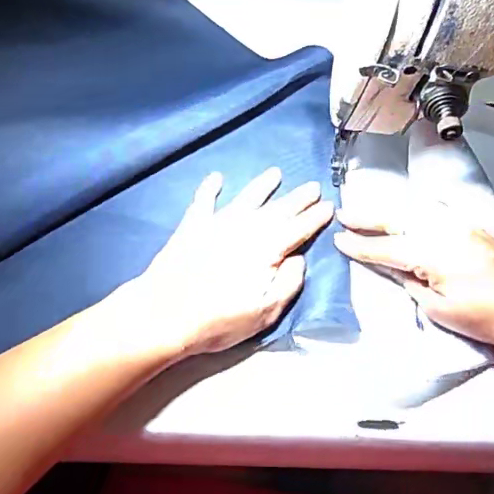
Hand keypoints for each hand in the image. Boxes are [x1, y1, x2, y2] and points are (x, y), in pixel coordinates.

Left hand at [120, 168, 334, 357]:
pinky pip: (204, 201)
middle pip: (278, 209)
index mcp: (267, 249)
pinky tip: (216, 178)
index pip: (298, 229)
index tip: (328, 207)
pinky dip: (210, 188)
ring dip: (263, 185)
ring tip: (275, 173)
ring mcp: (218, 224)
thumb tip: (298, 259)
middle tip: (313, 187)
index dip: (315, 217)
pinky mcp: (192, 226)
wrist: (164, 314)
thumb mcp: (265, 312)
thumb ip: (288, 283)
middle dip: (298, 198)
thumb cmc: (218, 320)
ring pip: (247, 198)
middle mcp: (246, 229)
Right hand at [333, 200, 493, 356]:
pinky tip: (409, 211)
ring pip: (417, 210)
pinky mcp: (475, 227)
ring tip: (370, 212)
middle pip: (399, 220)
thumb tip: (397, 268)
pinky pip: (437, 211)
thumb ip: (412, 283)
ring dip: (391, 211)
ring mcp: (463, 225)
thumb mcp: (439, 309)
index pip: (387, 248)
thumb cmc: (487, 318)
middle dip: (369, 218)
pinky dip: (415, 210)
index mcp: (433, 252)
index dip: (361, 246)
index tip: (339, 240)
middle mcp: (446, 231)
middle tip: (344, 215)